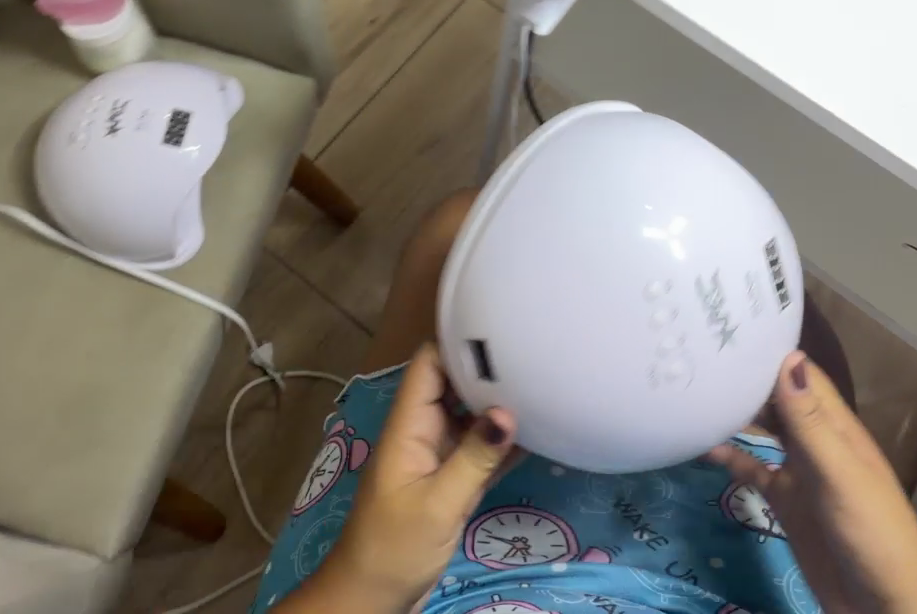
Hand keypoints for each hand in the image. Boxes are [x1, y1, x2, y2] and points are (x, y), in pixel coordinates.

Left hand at [292, 343, 517, 613]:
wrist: (372, 598)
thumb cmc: (393, 547)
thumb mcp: (437, 504)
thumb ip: (474, 458)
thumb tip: (509, 412)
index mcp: (410, 423)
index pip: (430, 362)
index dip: (459, 339)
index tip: (502, 329)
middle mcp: (425, 429)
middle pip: (455, 382)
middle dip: (489, 368)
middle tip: (535, 355)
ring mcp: (439, 453)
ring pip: (471, 413)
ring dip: (500, 402)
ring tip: (544, 383)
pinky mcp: (452, 477)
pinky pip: (481, 446)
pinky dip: (503, 439)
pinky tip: (539, 430)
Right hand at [710, 352, 916, 613]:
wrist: (884, 610)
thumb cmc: (871, 534)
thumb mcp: (839, 475)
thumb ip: (810, 422)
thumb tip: (787, 357)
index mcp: (835, 428)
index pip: (800, 374)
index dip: (770, 352)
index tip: (728, 330)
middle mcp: (816, 442)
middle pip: (777, 397)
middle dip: (746, 376)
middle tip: (699, 354)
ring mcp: (800, 472)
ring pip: (764, 429)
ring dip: (736, 412)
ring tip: (695, 390)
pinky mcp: (786, 502)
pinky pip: (753, 470)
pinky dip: (730, 456)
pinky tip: (703, 446)